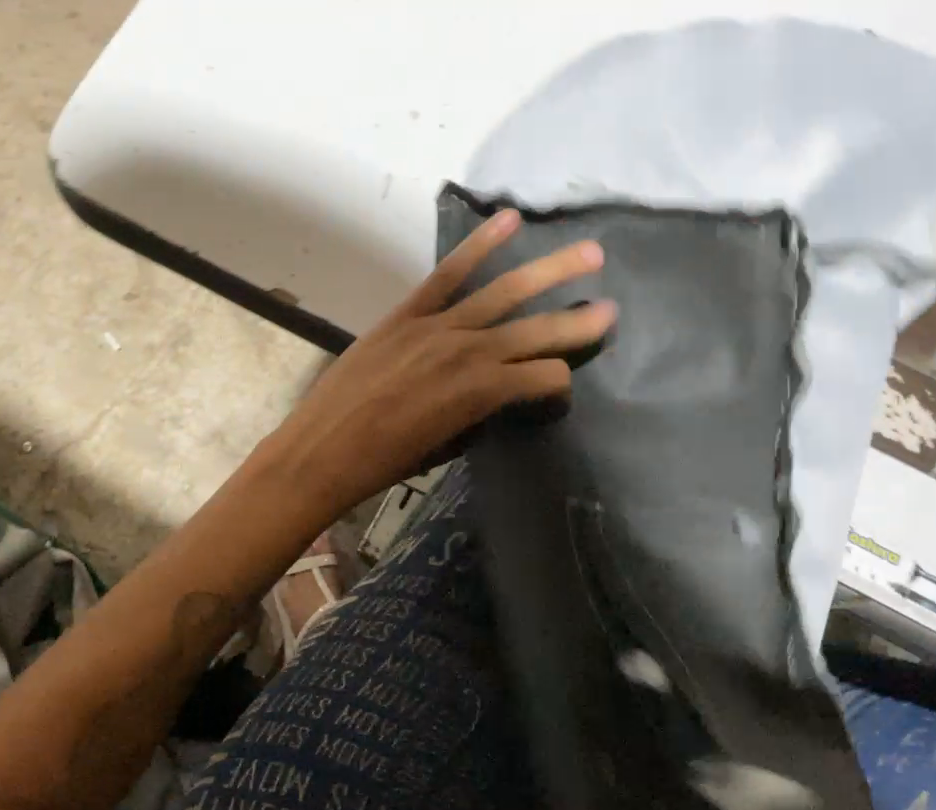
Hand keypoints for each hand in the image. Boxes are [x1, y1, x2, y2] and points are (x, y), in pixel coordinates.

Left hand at [262, 208, 616, 518]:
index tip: (554, 396)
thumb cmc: (384, 463)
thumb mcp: (446, 446)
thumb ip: (479, 415)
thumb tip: (502, 398)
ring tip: (592, 253)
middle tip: (613, 312)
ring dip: (551, 271)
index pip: (545, 377)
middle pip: (537, 332)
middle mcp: (470, 352)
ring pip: (505, 292)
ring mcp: (437, 326)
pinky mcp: (406, 313)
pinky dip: (479, 245)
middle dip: (579, 323)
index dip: (557, 387)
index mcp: (483, 394)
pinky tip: (509, 221)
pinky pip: (448, 274)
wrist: (322, 450)